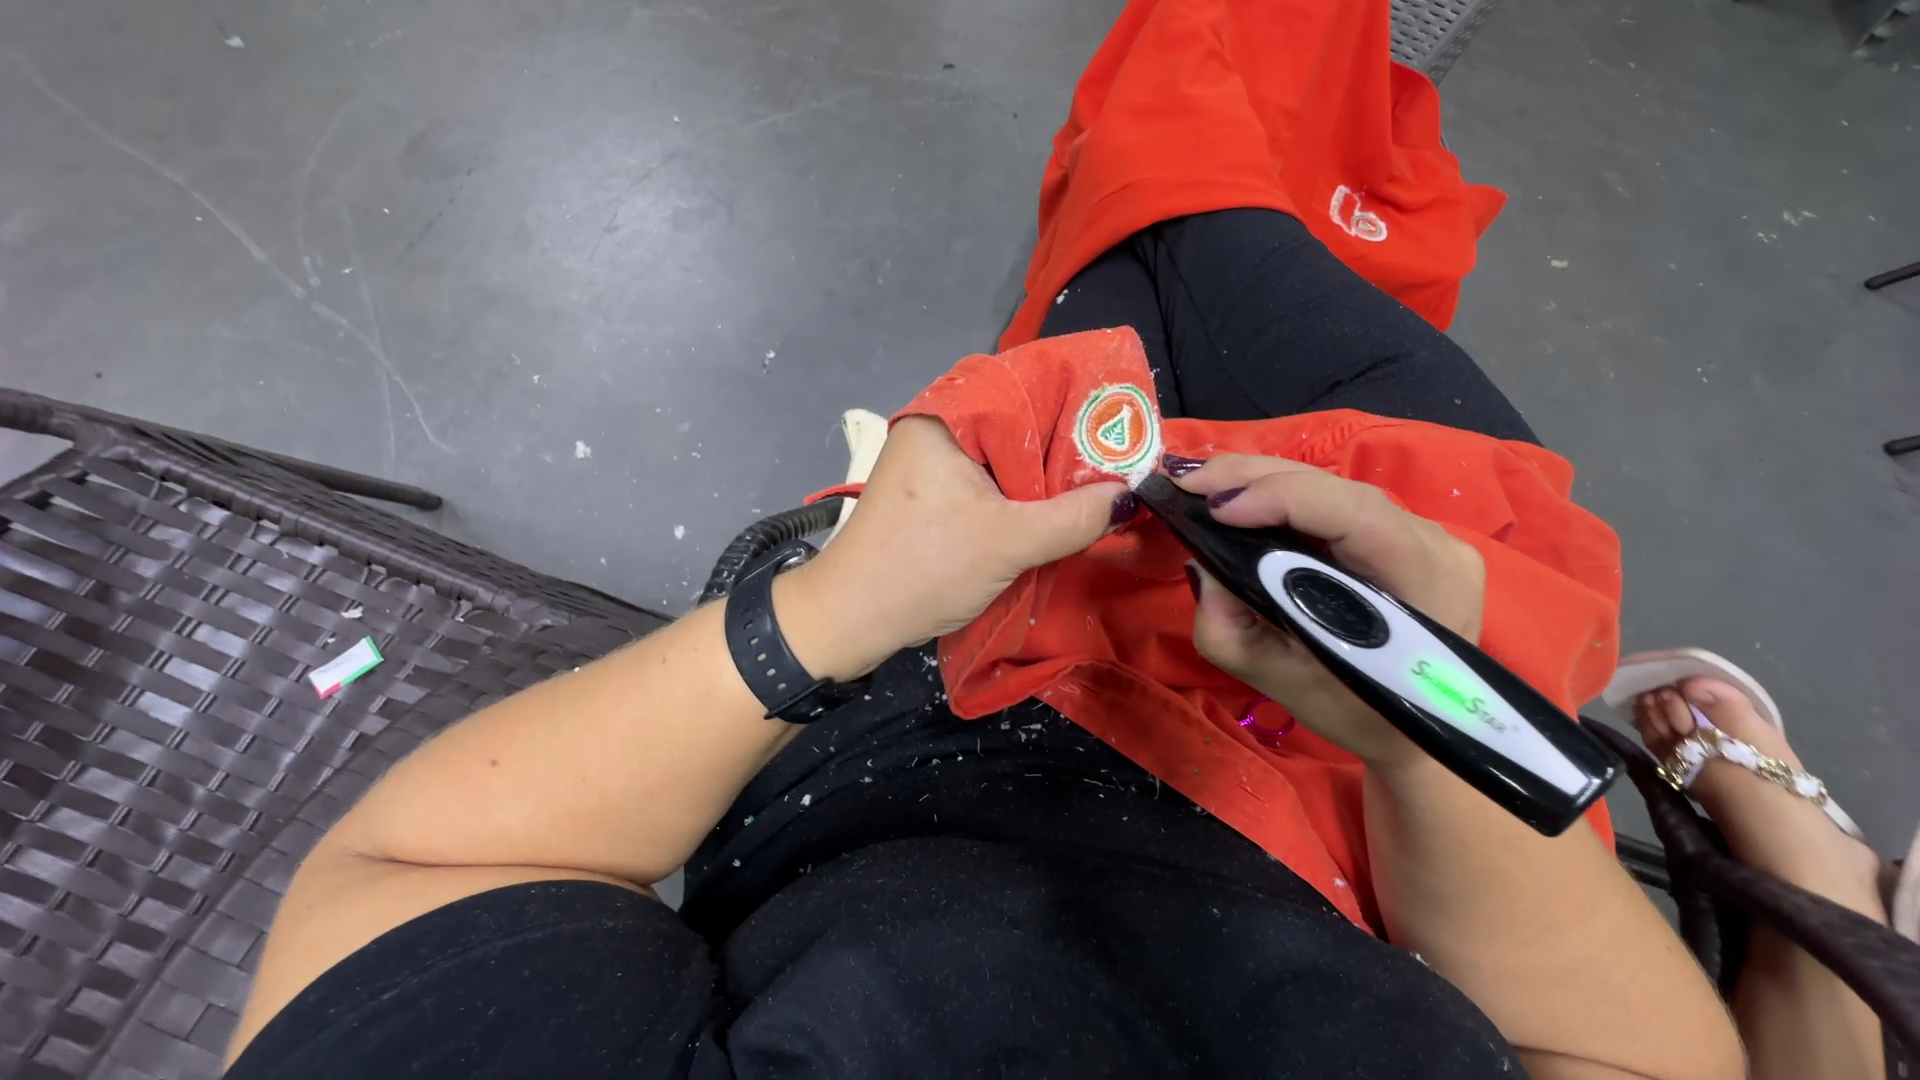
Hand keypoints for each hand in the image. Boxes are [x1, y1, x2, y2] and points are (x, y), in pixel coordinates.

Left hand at [774, 417, 1130, 681]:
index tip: (1124, 426)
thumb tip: (1131, 495)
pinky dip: (1018, 496)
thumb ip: (1075, 517)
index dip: (1078, 405)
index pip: (1026, 387)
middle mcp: (935, 427)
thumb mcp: (1010, 542)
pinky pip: (987, 482)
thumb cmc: (924, 568)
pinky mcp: (930, 494)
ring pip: (1004, 457)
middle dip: (1065, 447)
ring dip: (1043, 477)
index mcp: (946, 417)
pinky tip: (1054, 510)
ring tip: (1097, 485)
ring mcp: (929, 462)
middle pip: (1018, 424)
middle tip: (1120, 461)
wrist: (849, 619)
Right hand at [1173, 455, 1486, 769]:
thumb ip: (1228, 627)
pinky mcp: (1406, 532)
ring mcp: (1426, 532)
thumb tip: (1201, 565)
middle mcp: (1433, 543)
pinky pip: (1337, 501)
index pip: (1352, 514)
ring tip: (1203, 484)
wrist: (1416, 727)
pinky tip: (1241, 493)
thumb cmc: (1355, 713)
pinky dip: (1283, 493)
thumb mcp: (1279, 682)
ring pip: (1334, 487)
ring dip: (1262, 479)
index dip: (1281, 499)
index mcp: (1420, 584)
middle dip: (1254, 477)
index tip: (1215, 510)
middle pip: (1337, 487)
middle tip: (1186, 481)